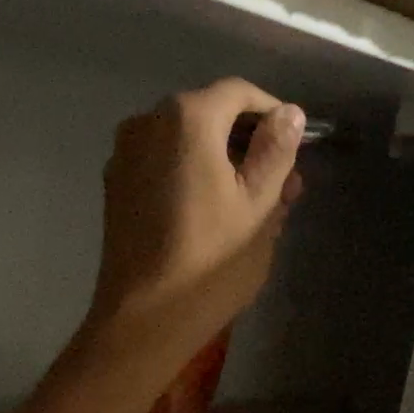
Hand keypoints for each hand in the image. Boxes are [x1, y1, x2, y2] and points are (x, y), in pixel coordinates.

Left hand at [85, 77, 305, 366]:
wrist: (143, 318)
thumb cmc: (211, 260)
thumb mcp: (258, 205)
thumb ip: (276, 151)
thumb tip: (289, 114)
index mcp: (187, 118)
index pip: (240, 94)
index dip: (274, 114)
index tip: (297, 148)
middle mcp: (147, 122)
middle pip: (210, 116)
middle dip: (250, 144)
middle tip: (285, 186)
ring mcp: (125, 154)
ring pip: (187, 143)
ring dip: (223, 162)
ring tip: (256, 205)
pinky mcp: (116, 186)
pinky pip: (164, 165)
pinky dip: (193, 176)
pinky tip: (215, 213)